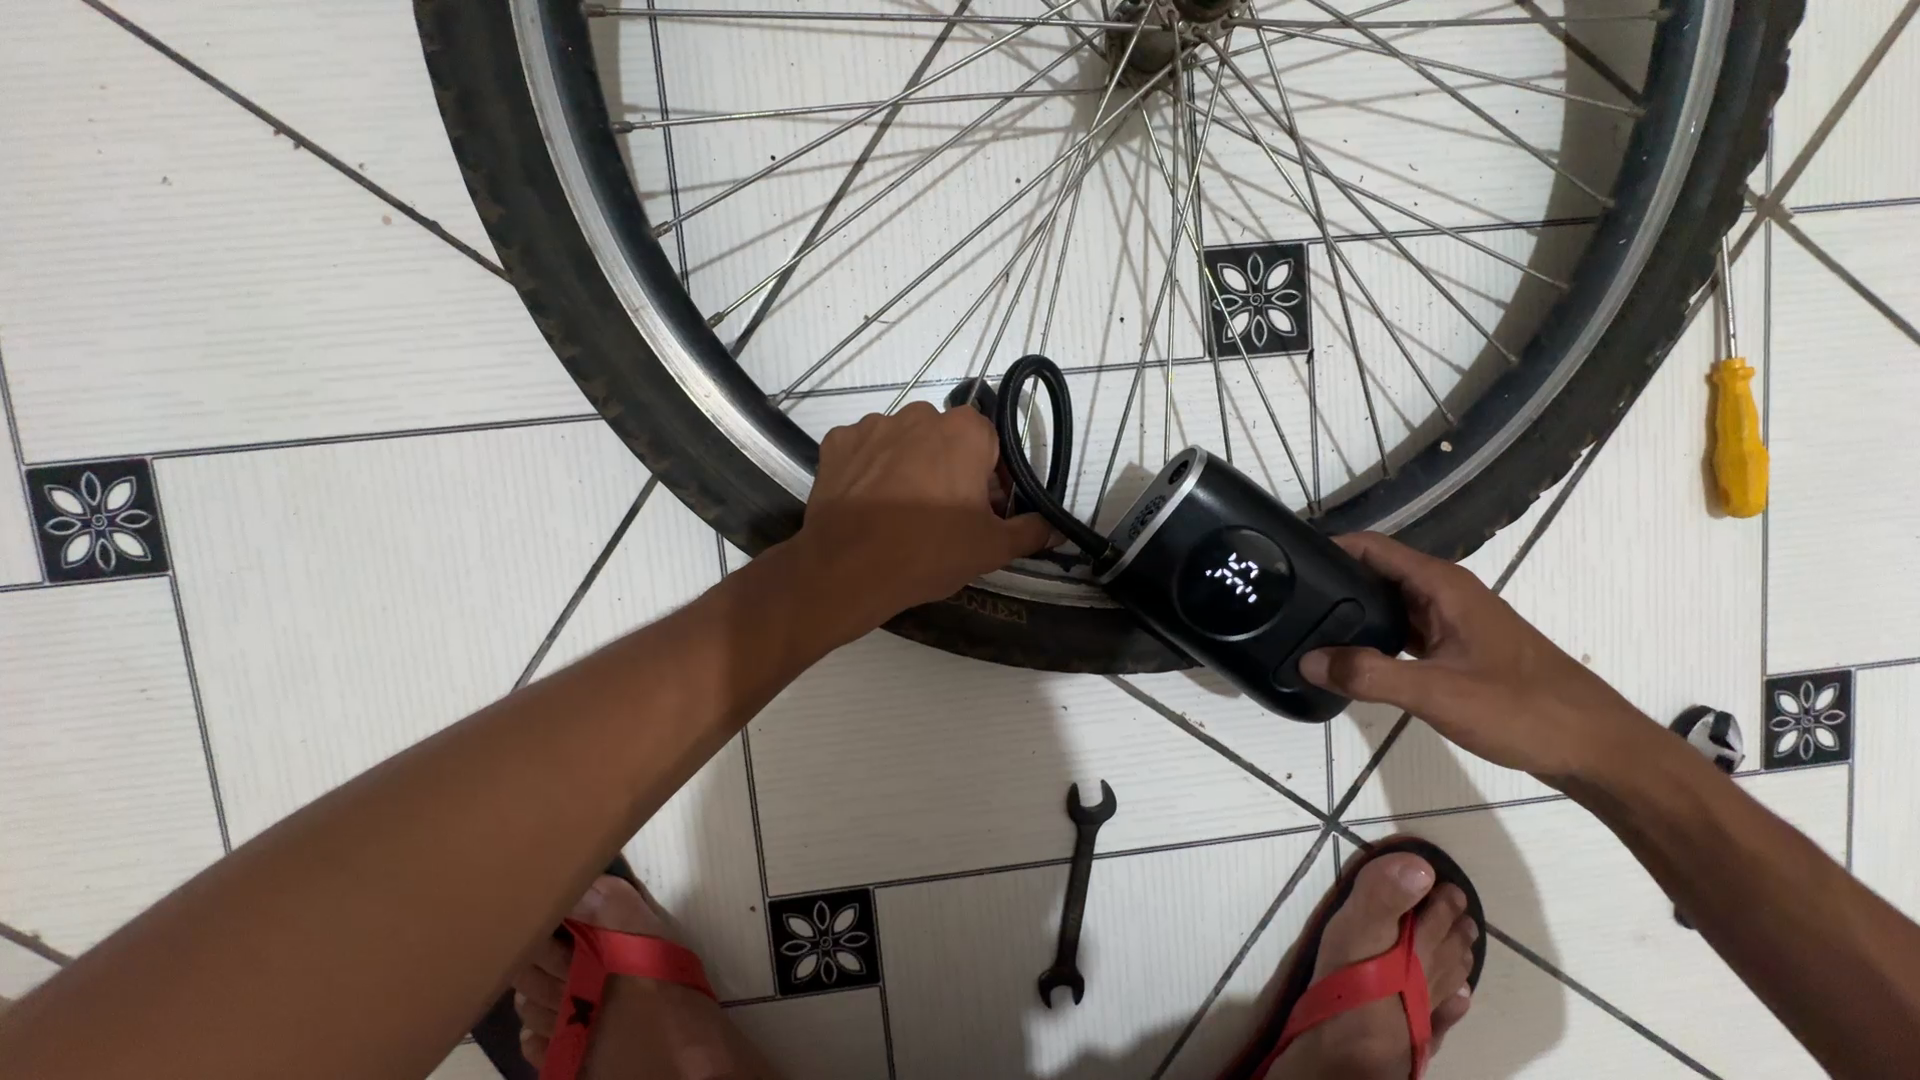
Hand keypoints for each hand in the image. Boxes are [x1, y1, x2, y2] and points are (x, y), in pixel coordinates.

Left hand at [792, 402, 1053, 631]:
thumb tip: (1055, 529)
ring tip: (902, 514)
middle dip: (951, 470)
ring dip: (910, 468)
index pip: (993, 445)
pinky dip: (870, 472)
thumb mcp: (992, 548)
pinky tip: (870, 506)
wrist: (847, 568)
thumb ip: (1030, 531)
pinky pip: (864, 453)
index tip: (986, 511)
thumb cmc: (930, 551)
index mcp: (965, 430)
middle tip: (945, 517)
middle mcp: (919, 415)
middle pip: (946, 441)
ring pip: (904, 444)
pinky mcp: (836, 444)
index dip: (994, 480)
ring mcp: (873, 426)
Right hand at [1298, 532, 1645, 782]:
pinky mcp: (1458, 651)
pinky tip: (1350, 662)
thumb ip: (1368, 675)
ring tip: (1304, 630)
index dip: (1329, 547)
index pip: (1373, 548)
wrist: (1597, 749)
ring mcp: (1454, 624)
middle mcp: (1447, 596)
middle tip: (1283, 601)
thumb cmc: (1523, 709)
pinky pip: (1404, 634)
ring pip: (1390, 606)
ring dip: (1352, 615)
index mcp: (1443, 587)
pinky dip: (1375, 641)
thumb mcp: (1437, 694)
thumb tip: (1307, 660)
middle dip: (1332, 583)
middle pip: (1377, 574)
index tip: (1286, 561)